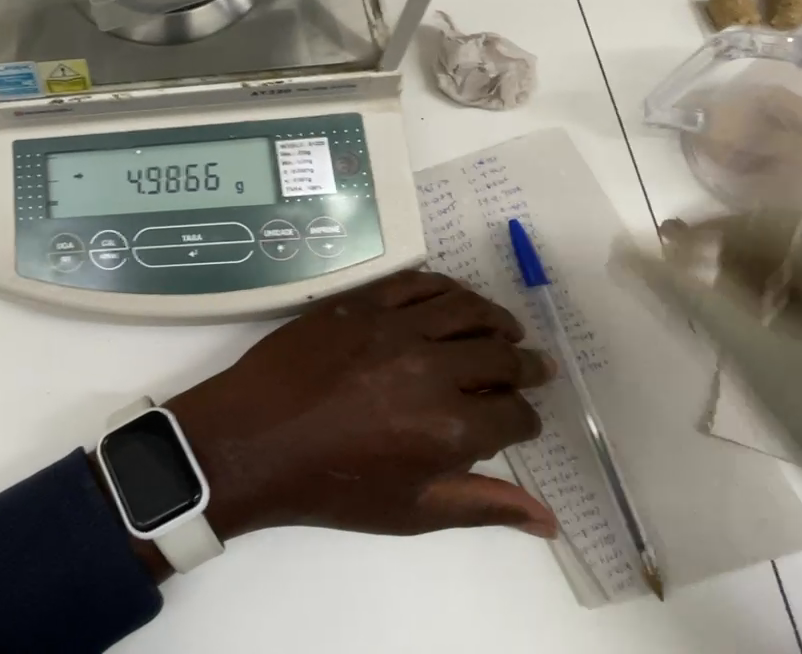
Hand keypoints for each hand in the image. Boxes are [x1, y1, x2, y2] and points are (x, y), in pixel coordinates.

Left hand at [165, 272, 556, 545]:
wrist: (252, 439)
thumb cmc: (330, 486)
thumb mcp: (410, 510)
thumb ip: (482, 505)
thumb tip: (548, 519)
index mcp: (450, 428)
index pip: (516, 413)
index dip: (524, 418)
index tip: (518, 418)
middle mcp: (430, 369)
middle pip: (500, 354)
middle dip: (525, 365)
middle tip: (531, 367)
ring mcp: (390, 328)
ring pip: (464, 308)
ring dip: (494, 319)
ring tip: (503, 328)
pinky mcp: (356, 303)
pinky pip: (413, 283)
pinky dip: (442, 287)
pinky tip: (450, 299)